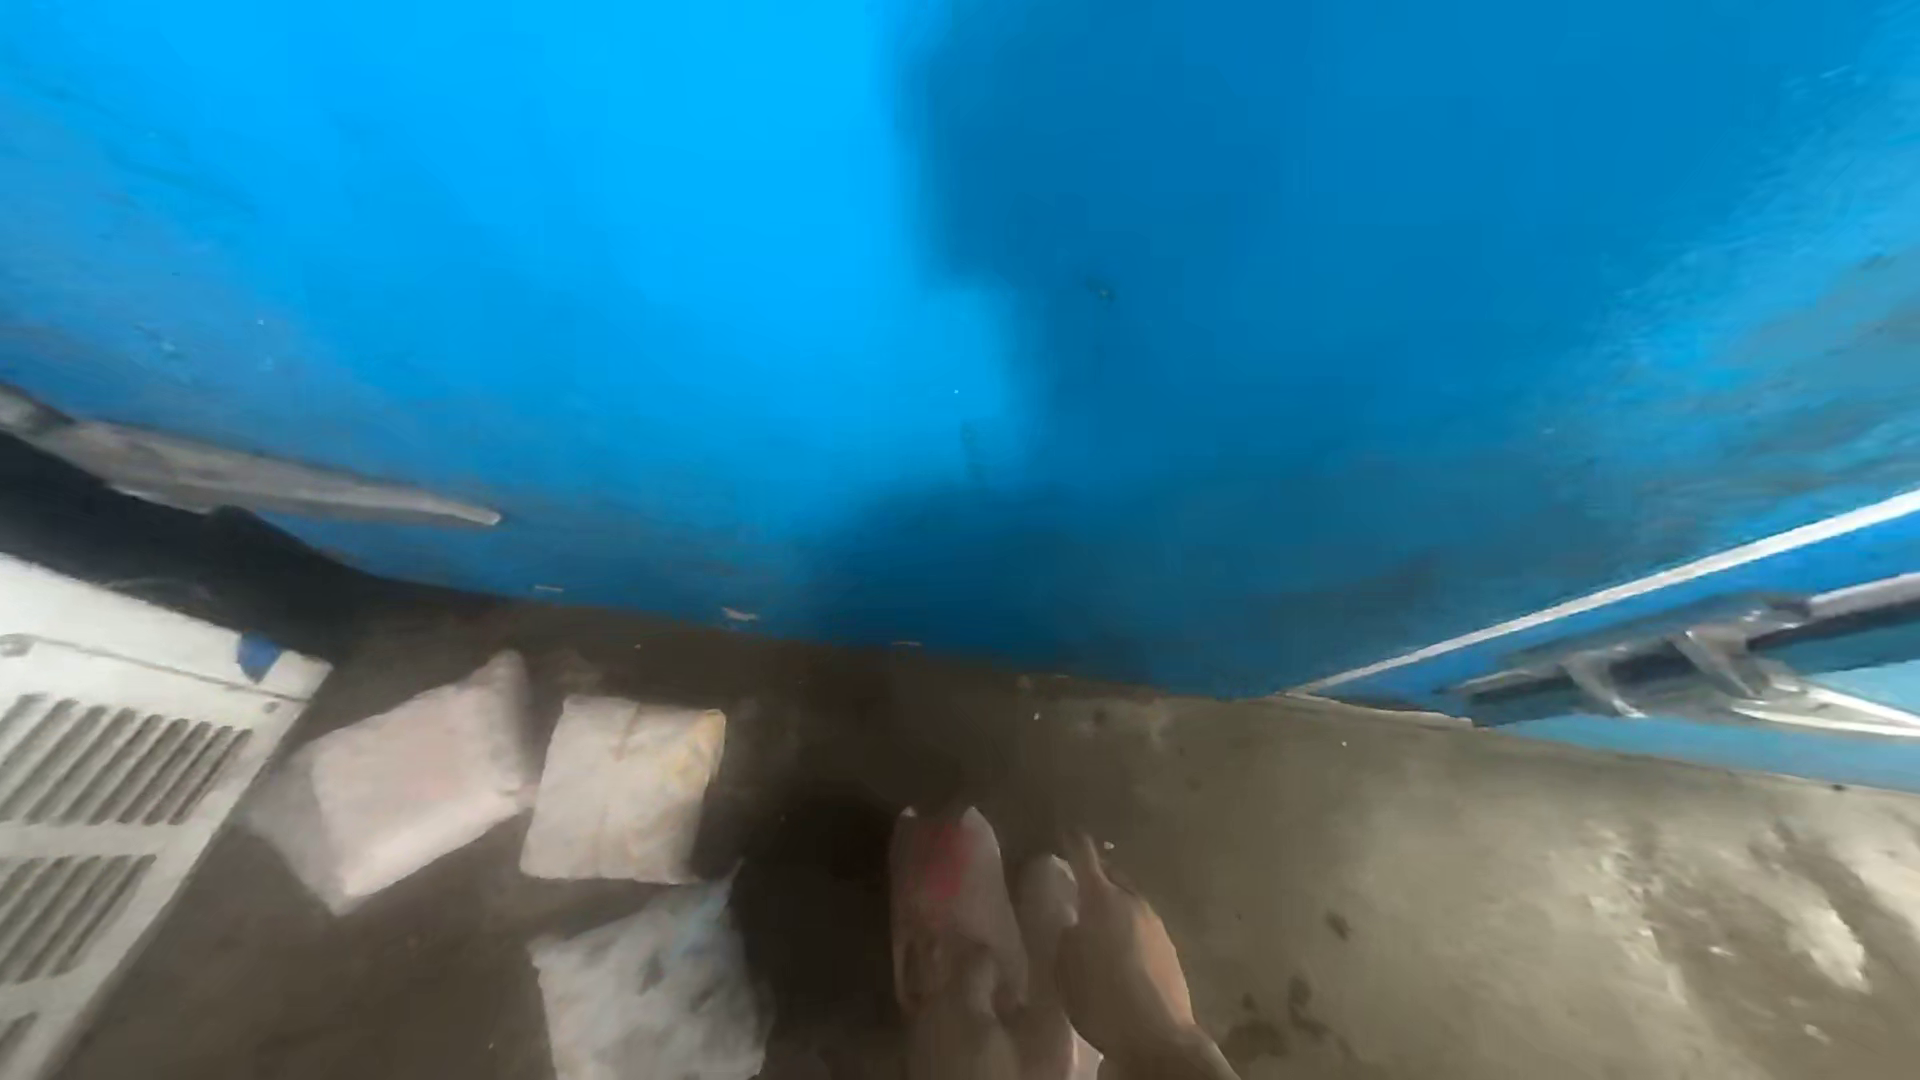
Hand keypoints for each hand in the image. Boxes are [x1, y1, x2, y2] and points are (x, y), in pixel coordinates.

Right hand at [1055, 834, 1197, 1063]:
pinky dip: (1130, 930)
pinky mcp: (1170, 949)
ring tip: (1102, 926)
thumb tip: (1076, 925)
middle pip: (1111, 875)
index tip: (1065, 830)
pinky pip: (1143, 927)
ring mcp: (1155, 923)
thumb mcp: (1065, 967)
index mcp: (1100, 897)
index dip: (1072, 840)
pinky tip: (1123, 953)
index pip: (1084, 854)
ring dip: (1115, 906)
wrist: (1159, 1039)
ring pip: (1129, 901)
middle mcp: (1131, 900)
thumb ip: (1067, 936)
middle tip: (1080, 886)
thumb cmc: (1102, 997)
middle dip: (1096, 876)